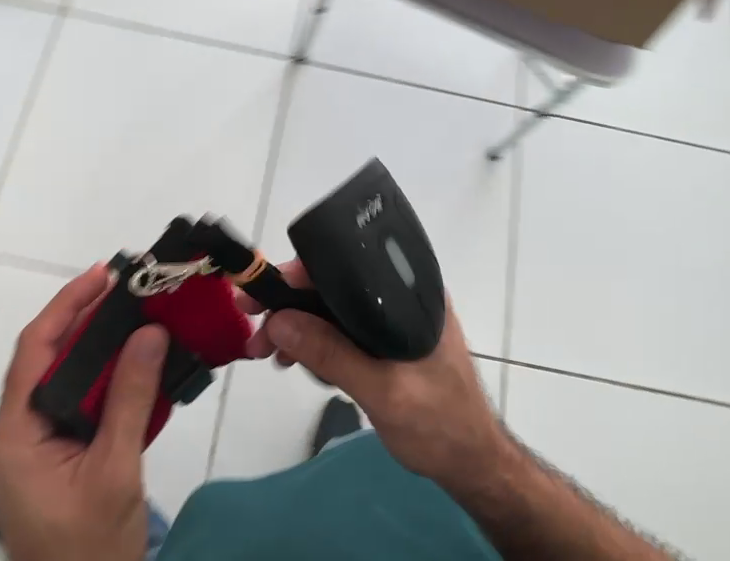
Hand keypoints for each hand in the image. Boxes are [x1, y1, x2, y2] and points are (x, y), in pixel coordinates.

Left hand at [0, 265, 168, 560]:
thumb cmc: (90, 545)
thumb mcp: (114, 470)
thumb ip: (129, 399)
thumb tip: (149, 331)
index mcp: (17, 432)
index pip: (35, 350)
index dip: (67, 305)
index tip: (104, 274)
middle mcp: (21, 430)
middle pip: (51, 357)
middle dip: (90, 319)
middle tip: (133, 290)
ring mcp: (40, 443)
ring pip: (69, 379)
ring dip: (104, 347)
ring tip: (142, 316)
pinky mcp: (61, 454)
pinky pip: (82, 403)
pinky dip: (111, 379)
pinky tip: (141, 364)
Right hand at [240, 261, 508, 488]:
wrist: (474, 465)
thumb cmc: (439, 425)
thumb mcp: (383, 391)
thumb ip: (333, 355)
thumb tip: (280, 321)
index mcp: (411, 291)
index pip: (347, 264)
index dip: (299, 274)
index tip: (262, 293)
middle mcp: (402, 295)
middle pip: (335, 286)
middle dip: (291, 307)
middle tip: (255, 336)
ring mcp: (395, 319)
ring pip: (334, 310)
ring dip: (298, 328)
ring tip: (271, 355)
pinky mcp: (388, 342)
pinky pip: (343, 331)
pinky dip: (316, 344)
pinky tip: (299, 362)